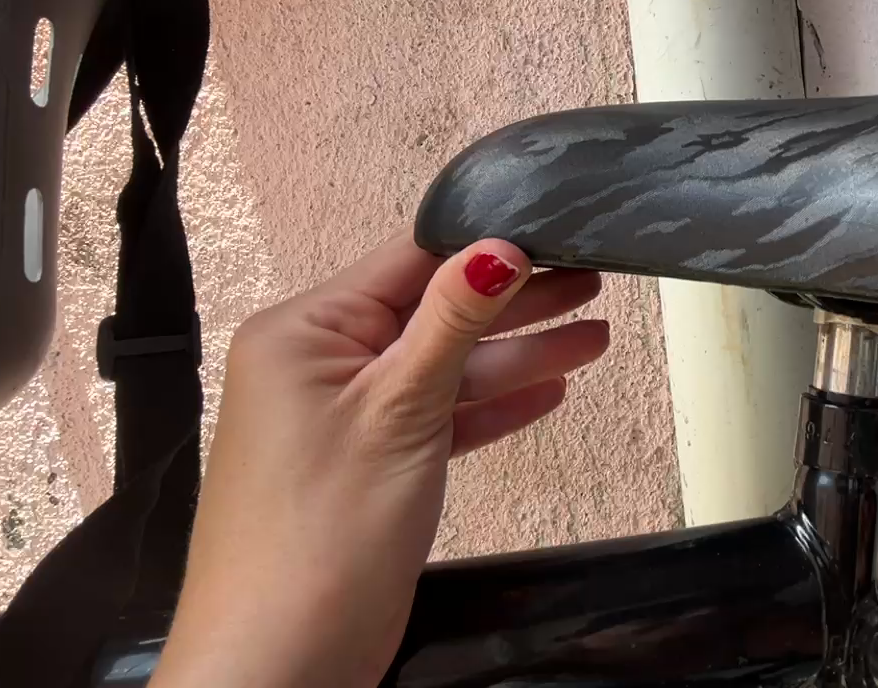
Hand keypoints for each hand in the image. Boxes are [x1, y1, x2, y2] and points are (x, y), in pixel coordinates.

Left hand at [151, 232, 608, 687]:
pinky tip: (551, 392)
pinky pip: (444, 413)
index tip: (553, 234)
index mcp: (307, 331)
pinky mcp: (377, 457)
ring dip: (520, 356)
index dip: (483, 247)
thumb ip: (453, 318)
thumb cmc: (329, 526)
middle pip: (438, 313)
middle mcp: (325, 361)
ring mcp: (352, 411)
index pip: (409, 262)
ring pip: (450, 366)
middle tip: (590, 281)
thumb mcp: (401, 406)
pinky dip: (494, 405)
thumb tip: (500, 244)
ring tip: (594, 336)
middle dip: (517, 302)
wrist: (282, 674)